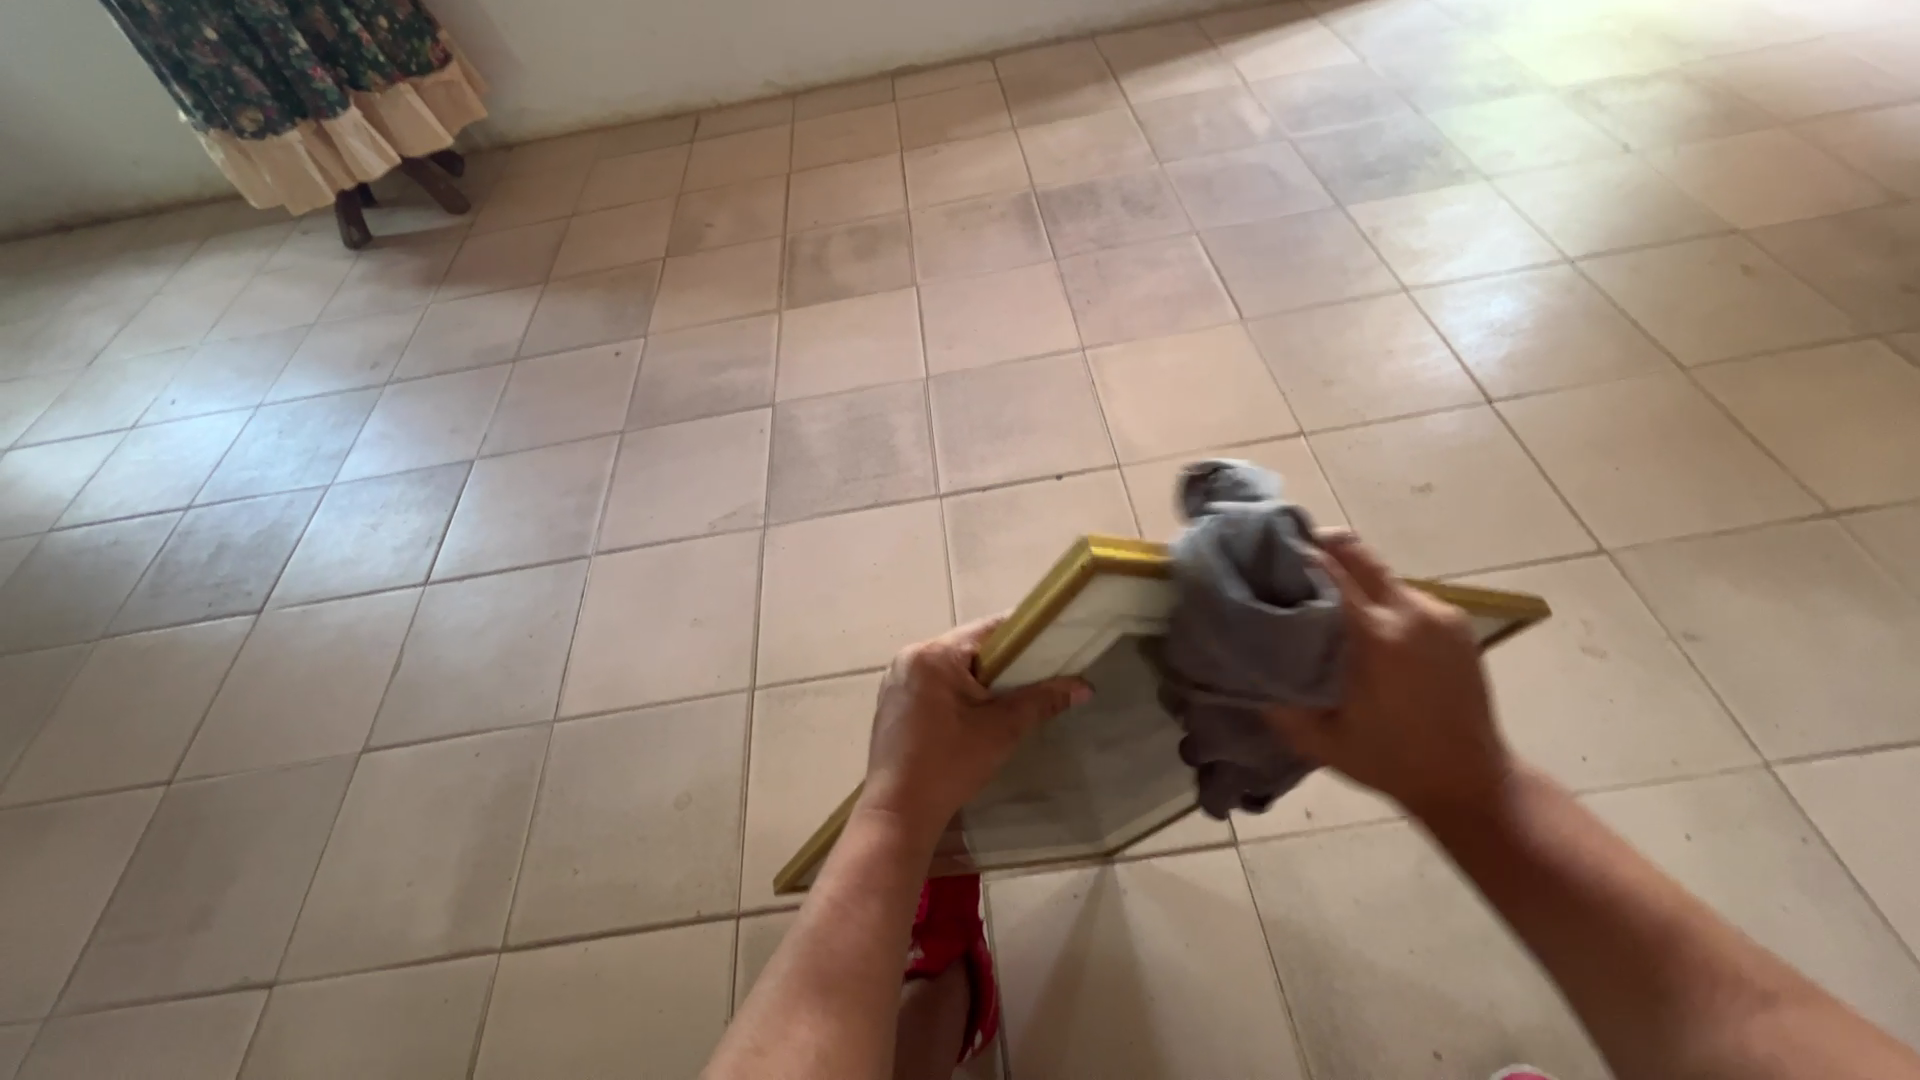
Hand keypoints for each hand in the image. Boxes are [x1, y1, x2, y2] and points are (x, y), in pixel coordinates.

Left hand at [859, 617, 1090, 837]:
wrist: (899, 810)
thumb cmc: (950, 763)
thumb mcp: (1002, 729)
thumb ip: (1042, 701)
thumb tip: (1084, 687)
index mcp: (934, 654)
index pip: (989, 629)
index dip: (1024, 636)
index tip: (1052, 647)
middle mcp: (910, 657)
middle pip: (968, 647)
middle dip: (1002, 663)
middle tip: (1035, 678)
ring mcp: (896, 680)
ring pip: (950, 667)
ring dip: (978, 680)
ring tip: (1008, 700)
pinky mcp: (892, 703)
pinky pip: (932, 684)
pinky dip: (956, 693)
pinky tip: (973, 716)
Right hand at [1266, 530, 1514, 821]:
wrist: (1470, 780)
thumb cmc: (1388, 762)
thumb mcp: (1318, 737)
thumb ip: (1277, 699)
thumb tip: (1243, 665)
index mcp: (1376, 637)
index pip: (1330, 569)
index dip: (1296, 553)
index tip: (1267, 552)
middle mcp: (1412, 614)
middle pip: (1360, 553)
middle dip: (1324, 546)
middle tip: (1292, 558)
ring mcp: (1440, 616)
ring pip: (1383, 574)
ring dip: (1353, 580)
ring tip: (1327, 604)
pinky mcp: (1458, 624)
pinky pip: (1406, 596)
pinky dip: (1381, 601)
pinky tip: (1367, 630)